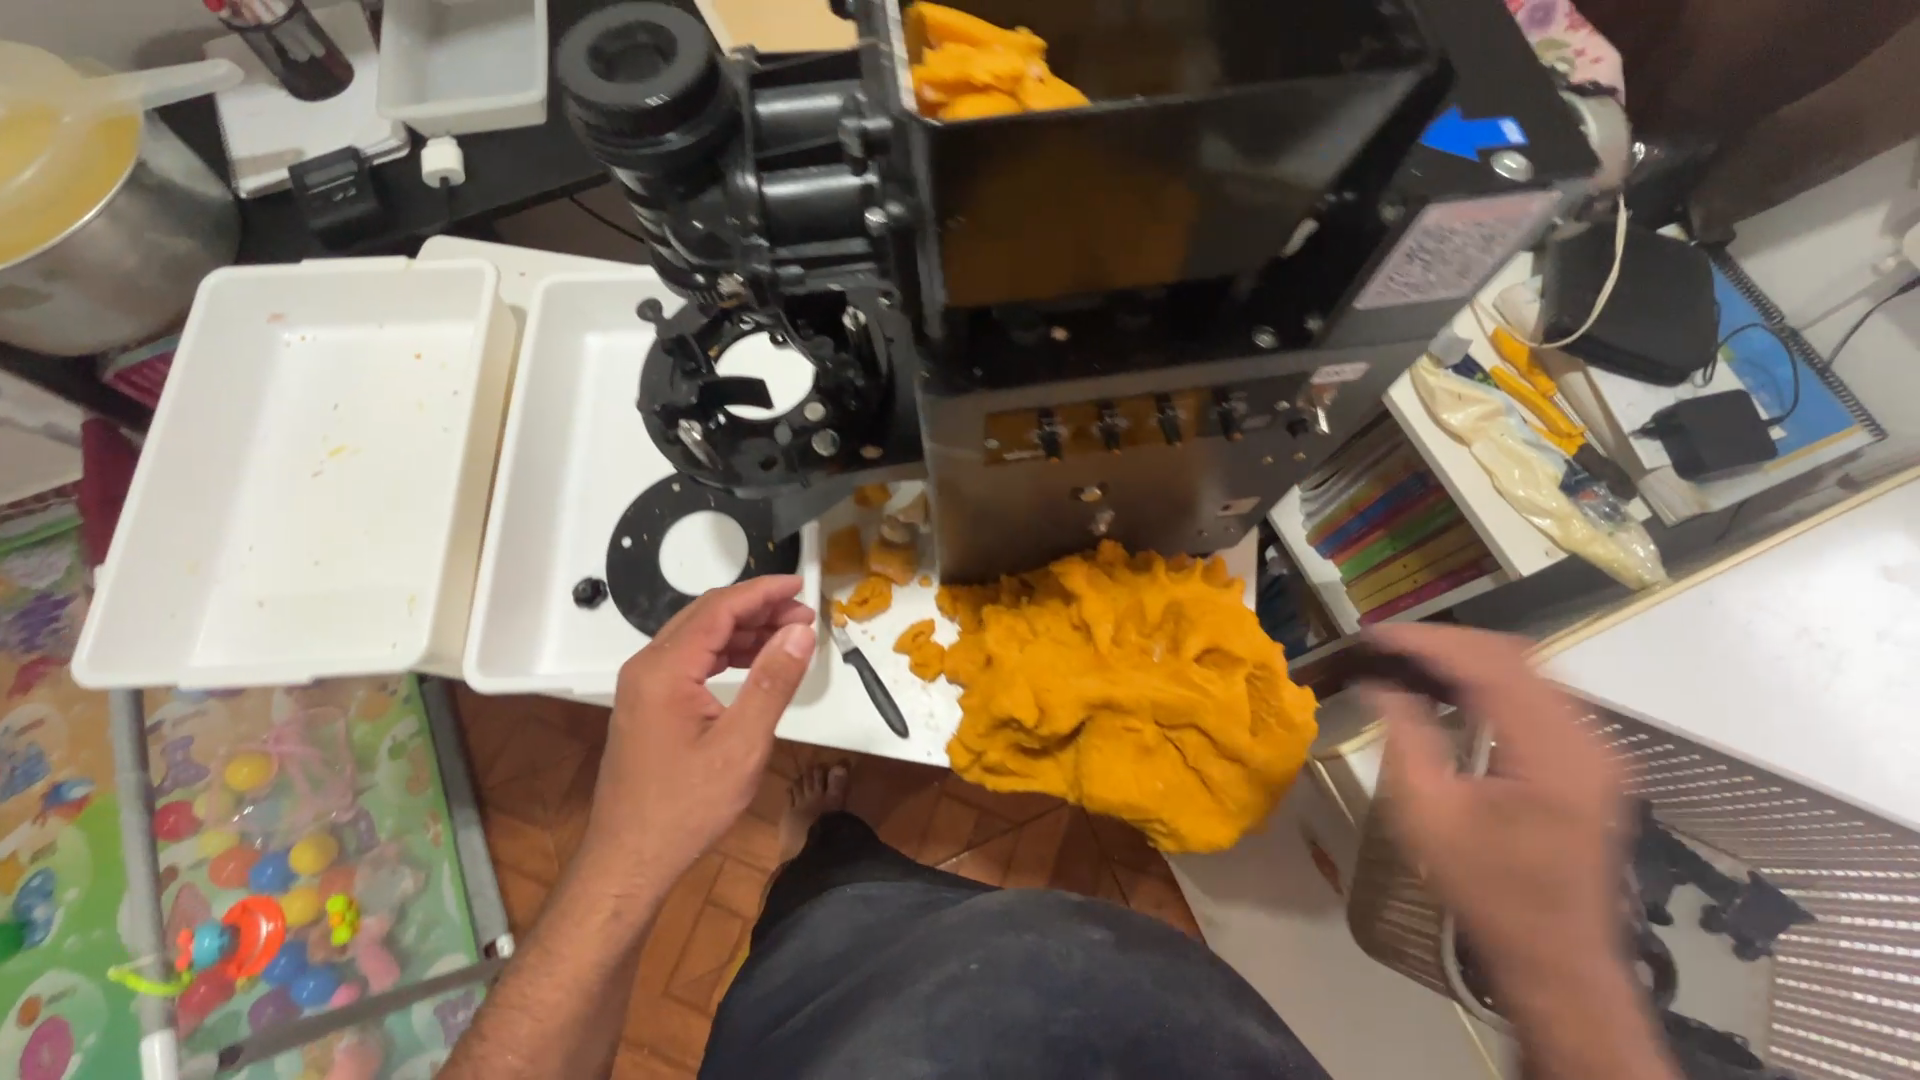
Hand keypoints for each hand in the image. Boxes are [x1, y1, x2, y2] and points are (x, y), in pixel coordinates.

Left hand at [579, 576, 816, 891]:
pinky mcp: (647, 705)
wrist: (630, 858)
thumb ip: (772, 682)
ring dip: (743, 631)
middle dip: (757, 608)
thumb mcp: (741, 745)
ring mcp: (643, 686)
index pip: (719, 609)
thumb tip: (800, 632)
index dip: (763, 592)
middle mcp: (647, 667)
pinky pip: (690, 662)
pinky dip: (726, 654)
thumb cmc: (687, 806)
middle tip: (803, 617)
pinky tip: (754, 663)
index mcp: (664, 669)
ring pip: (698, 637)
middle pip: (706, 616)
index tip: (801, 586)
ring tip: (788, 637)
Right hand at [1365, 624, 1623, 998]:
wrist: (1554, 954)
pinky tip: (1452, 688)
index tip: (1375, 635)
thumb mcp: (1427, 815)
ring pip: (1531, 669)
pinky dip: (1491, 679)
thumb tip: (1379, 684)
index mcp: (1552, 754)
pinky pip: (1541, 694)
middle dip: (1446, 641)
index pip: (1489, 666)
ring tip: (1411, 659)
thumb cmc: (1485, 889)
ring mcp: (1596, 749)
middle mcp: (1587, 740)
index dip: (1427, 642)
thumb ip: (1405, 736)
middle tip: (1387, 644)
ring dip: (1468, 656)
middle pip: (1516, 655)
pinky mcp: (1591, 760)